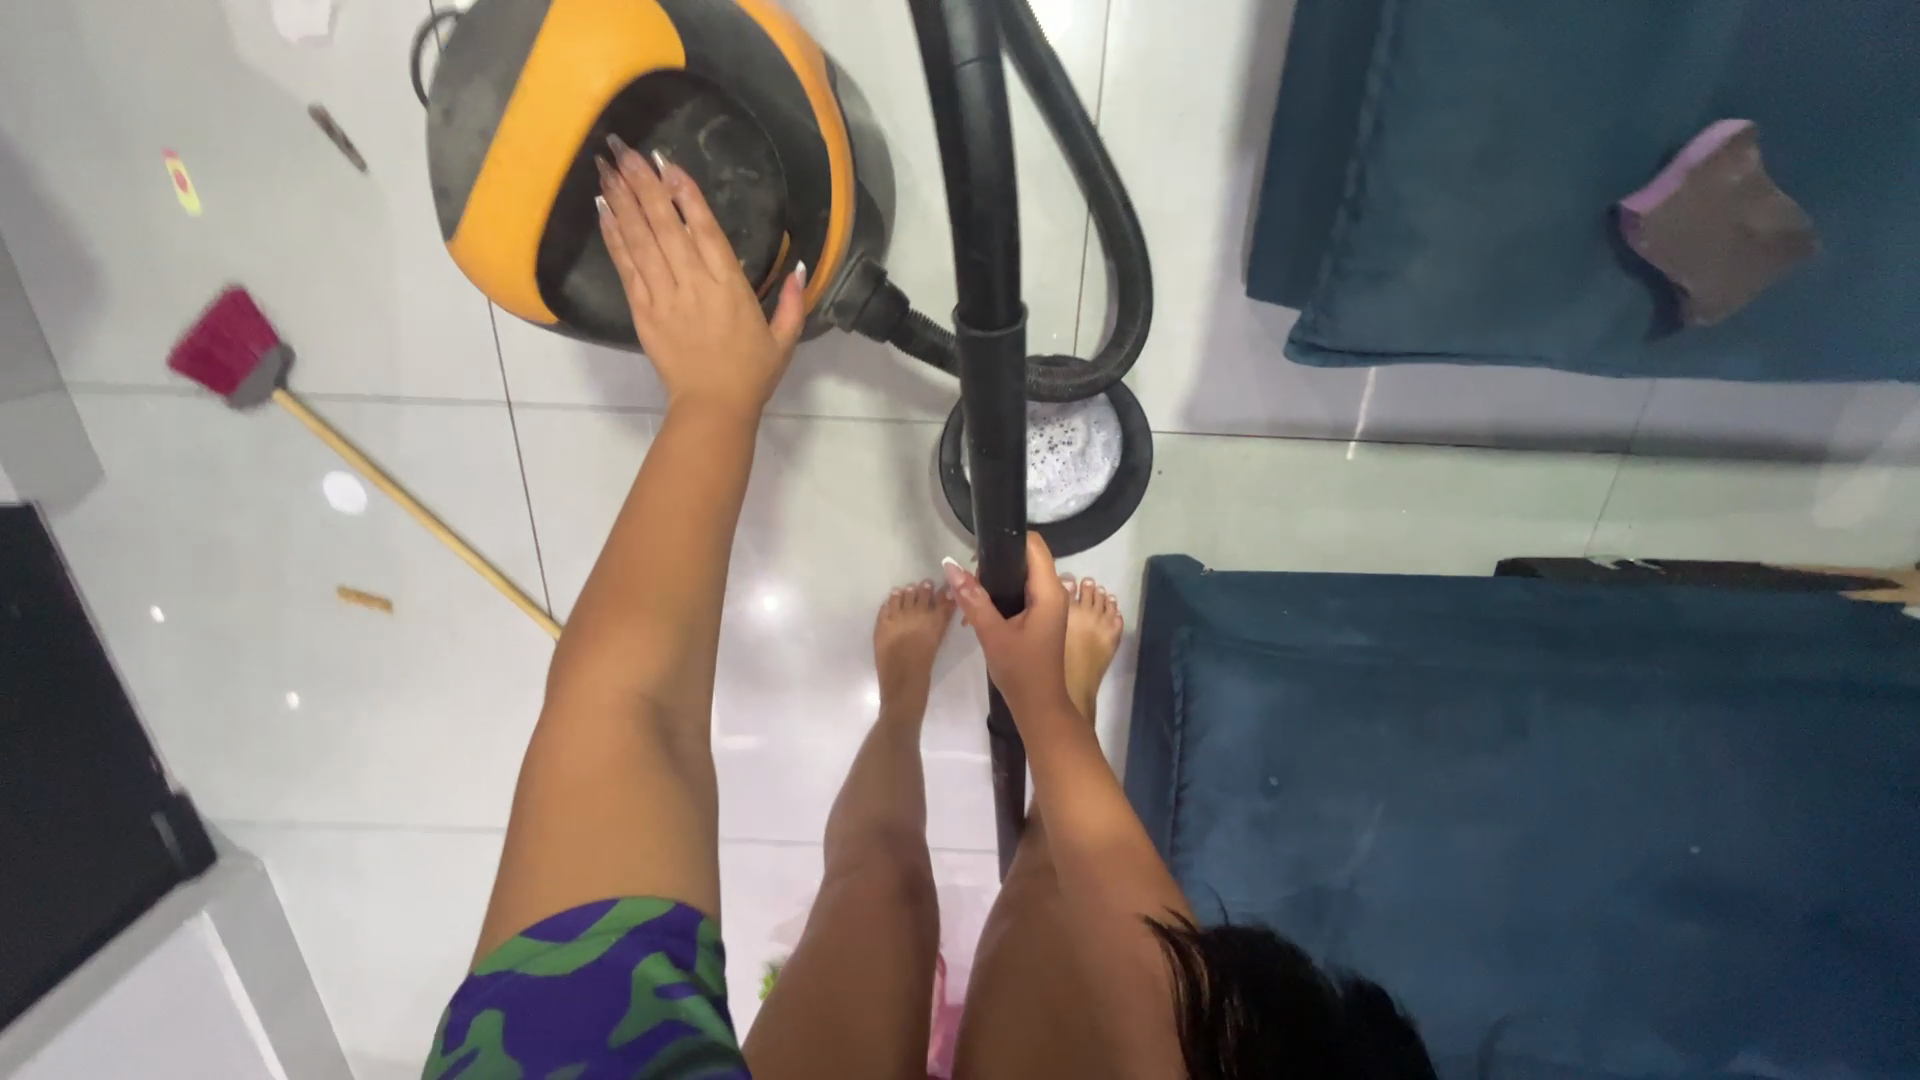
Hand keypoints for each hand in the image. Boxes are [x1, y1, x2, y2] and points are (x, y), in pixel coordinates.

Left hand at [597, 135, 804, 416]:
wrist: (714, 407)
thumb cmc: (752, 374)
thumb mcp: (784, 340)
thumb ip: (792, 301)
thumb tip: (799, 266)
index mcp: (730, 287)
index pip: (705, 230)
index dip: (685, 195)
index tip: (667, 164)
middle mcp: (695, 284)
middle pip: (666, 225)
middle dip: (643, 184)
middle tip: (623, 149)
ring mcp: (665, 297)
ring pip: (641, 240)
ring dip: (622, 200)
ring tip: (606, 166)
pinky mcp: (644, 312)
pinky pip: (626, 267)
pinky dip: (614, 236)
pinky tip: (604, 209)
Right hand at [943, 532, 1074, 721]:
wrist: (1039, 707)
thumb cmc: (1020, 671)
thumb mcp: (992, 634)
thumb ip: (972, 599)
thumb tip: (950, 566)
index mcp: (1048, 591)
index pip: (1034, 545)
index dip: (1007, 542)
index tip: (978, 556)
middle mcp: (1054, 593)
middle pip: (1027, 558)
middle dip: (996, 563)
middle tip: (971, 582)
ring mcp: (1049, 605)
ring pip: (1023, 576)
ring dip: (997, 580)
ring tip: (972, 595)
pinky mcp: (1042, 616)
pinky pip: (1023, 592)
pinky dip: (1003, 594)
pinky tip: (983, 609)